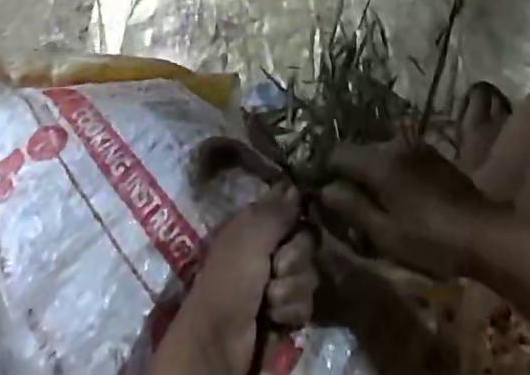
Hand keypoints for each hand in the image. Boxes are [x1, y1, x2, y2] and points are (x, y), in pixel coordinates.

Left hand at [152, 185, 318, 374]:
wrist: (219, 345)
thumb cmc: (229, 282)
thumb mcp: (249, 238)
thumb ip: (275, 211)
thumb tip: (296, 184)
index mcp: (255, 226)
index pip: (291, 207)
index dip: (298, 215)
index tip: (295, 222)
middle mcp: (270, 249)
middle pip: (308, 240)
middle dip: (295, 257)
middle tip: (275, 268)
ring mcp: (280, 282)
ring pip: (310, 273)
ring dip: (291, 289)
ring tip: (269, 301)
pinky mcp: (287, 312)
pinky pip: (308, 303)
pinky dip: (291, 311)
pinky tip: (275, 319)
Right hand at [320, 140, 503, 279]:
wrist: (482, 232)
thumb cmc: (429, 239)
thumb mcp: (384, 234)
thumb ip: (352, 208)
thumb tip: (325, 190)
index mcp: (379, 161)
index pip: (337, 153)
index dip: (326, 172)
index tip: (325, 194)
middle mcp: (395, 143)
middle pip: (360, 152)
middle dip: (351, 175)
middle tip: (351, 206)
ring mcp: (416, 145)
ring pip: (380, 154)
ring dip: (373, 173)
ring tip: (378, 203)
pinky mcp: (432, 153)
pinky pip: (400, 156)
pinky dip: (393, 172)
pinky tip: (401, 196)